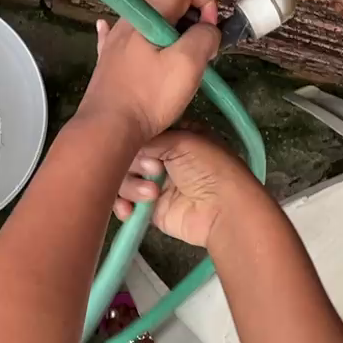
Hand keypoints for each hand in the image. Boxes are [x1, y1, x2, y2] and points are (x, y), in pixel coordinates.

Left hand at [74, 0, 220, 141]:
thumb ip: (205, 36)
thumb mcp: (189, 64)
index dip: (205, 0)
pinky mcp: (107, 60)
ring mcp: (114, 39)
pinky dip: (137, 33)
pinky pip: (121, 34)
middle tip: (197, 36)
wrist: (107, 127)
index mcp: (149, 14)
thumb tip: (208, 29)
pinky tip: (137, 41)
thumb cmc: (149, 96)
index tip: (211, 30)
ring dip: (166, 22)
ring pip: (143, 14)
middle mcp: (128, 19)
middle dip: (185, 6)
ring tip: (179, 50)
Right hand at [114, 130, 259, 247]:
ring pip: (123, 178)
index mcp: (175, 136)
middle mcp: (163, 158)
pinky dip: (122, 206)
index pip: (141, 131)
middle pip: (127, 155)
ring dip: (132, 187)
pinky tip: (128, 210)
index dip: (134, 137)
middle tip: (154, 172)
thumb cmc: (207, 168)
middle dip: (134, 164)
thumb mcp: (181, 141)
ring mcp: (154, 184)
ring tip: (152, 195)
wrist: (221, 211)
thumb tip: (124, 146)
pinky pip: (124, 203)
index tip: (141, 143)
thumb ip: (148, 138)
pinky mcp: (149, 208)